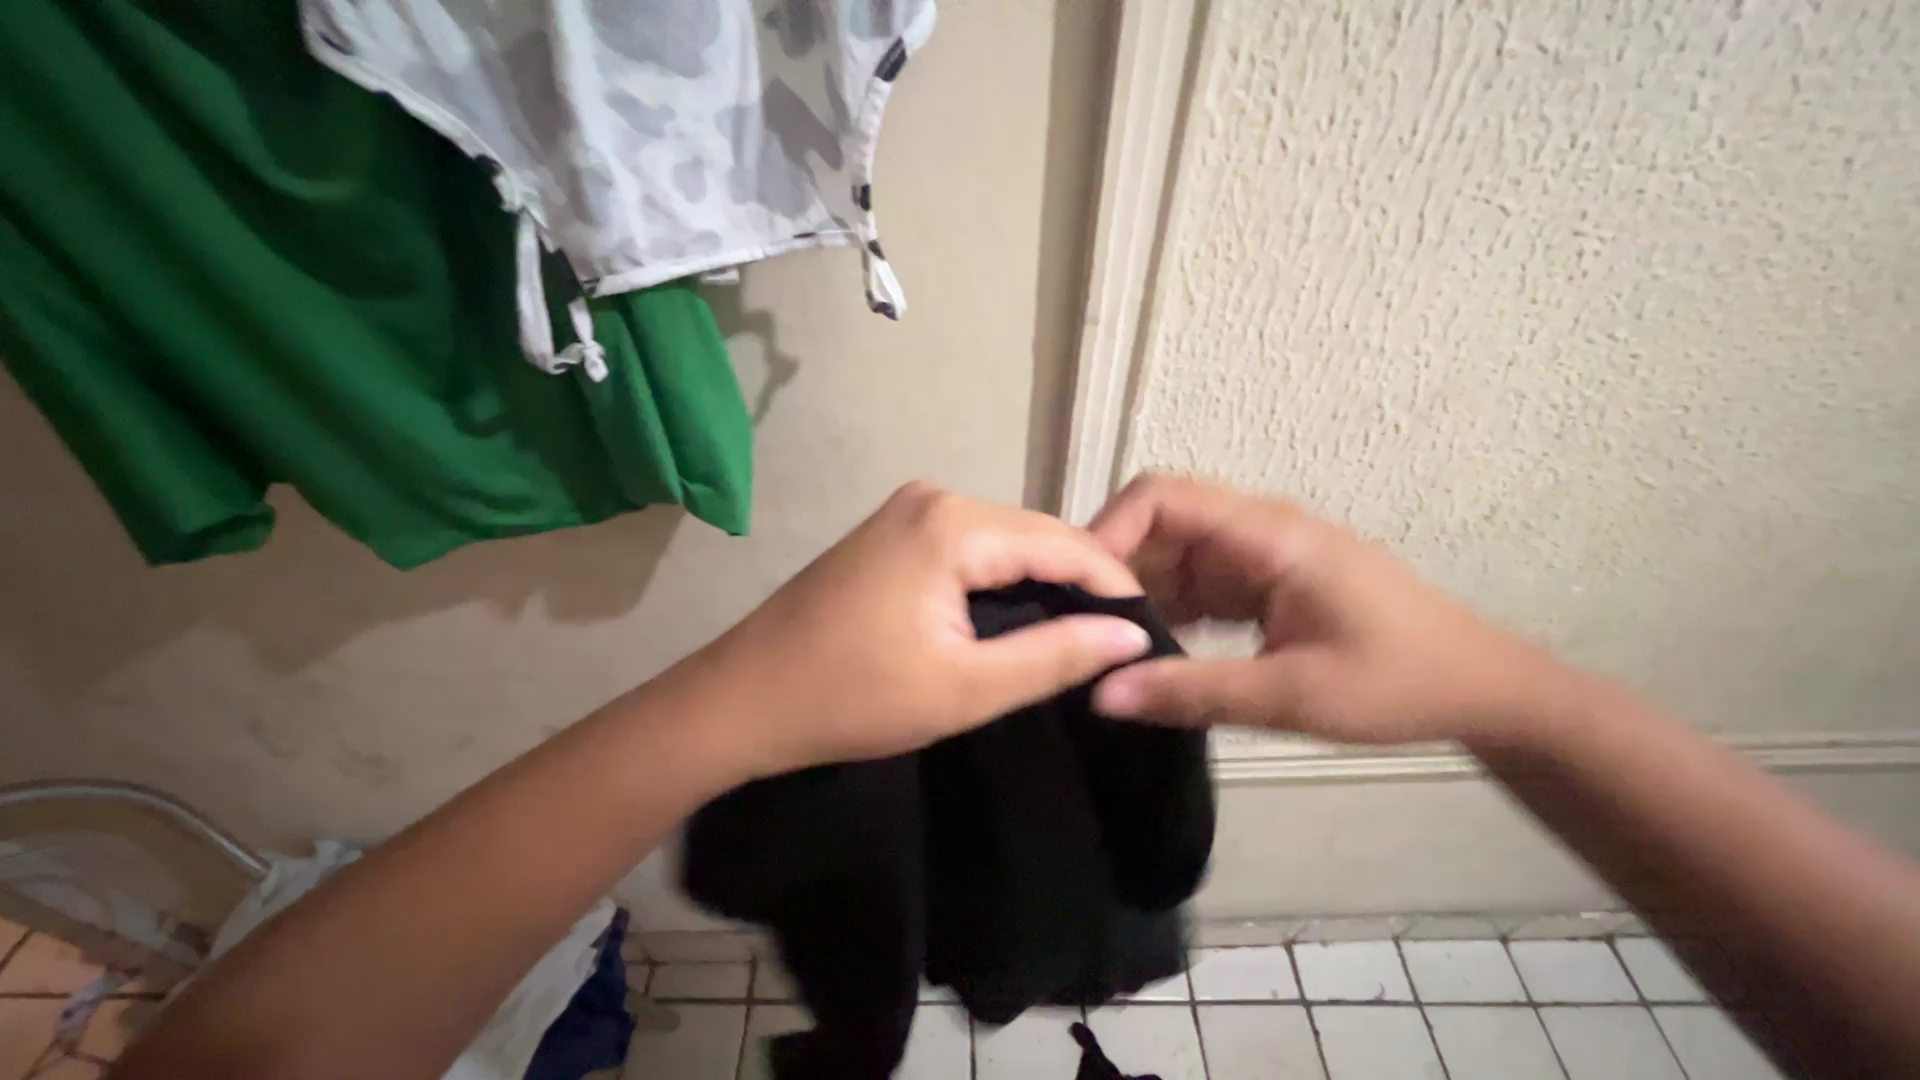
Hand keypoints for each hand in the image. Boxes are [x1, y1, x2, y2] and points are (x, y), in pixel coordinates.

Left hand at [684, 483, 1152, 778]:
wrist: (743, 700)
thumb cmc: (852, 699)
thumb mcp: (966, 688)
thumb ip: (1055, 655)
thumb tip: (1130, 634)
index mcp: (953, 523)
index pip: (1064, 542)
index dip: (1114, 585)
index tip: (1150, 633)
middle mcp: (934, 497)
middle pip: (1034, 535)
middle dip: (1080, 584)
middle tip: (1121, 641)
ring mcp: (907, 510)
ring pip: (1004, 543)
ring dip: (1042, 585)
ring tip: (1083, 634)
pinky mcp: (892, 532)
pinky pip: (970, 550)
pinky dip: (1001, 583)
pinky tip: (1021, 619)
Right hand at [1087, 474, 1563, 744]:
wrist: (1483, 690)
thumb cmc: (1398, 682)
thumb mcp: (1291, 695)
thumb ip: (1192, 693)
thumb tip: (1101, 694)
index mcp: (1268, 535)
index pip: (1164, 496)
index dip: (1110, 530)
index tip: (1081, 593)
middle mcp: (1259, 531)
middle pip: (1161, 523)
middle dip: (1117, 569)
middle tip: (1081, 628)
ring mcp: (1262, 556)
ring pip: (1175, 555)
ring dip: (1140, 594)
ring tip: (1106, 645)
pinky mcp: (1266, 583)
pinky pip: (1198, 582)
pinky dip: (1169, 611)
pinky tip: (1152, 653)